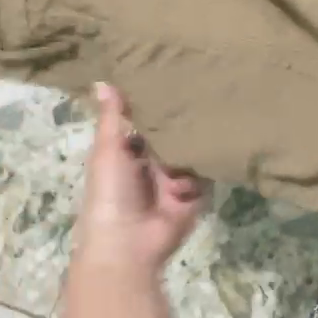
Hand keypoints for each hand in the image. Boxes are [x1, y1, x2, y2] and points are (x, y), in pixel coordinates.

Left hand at [73, 82, 209, 273]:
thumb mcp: (107, 151)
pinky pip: (206, 171)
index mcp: (128, 155)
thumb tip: (102, 80)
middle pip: (173, 135)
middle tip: (206, 88)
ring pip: (192, 151)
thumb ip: (113, 117)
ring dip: (195, 144)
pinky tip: (211, 151)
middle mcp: (152, 165)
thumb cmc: (110, 193)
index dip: (157, 103)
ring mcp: (175, 180)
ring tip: (216, 114)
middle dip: (184, 121)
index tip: (175, 74)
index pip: (147, 123)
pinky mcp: (195, 194)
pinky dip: (204, 166)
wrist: (128, 243)